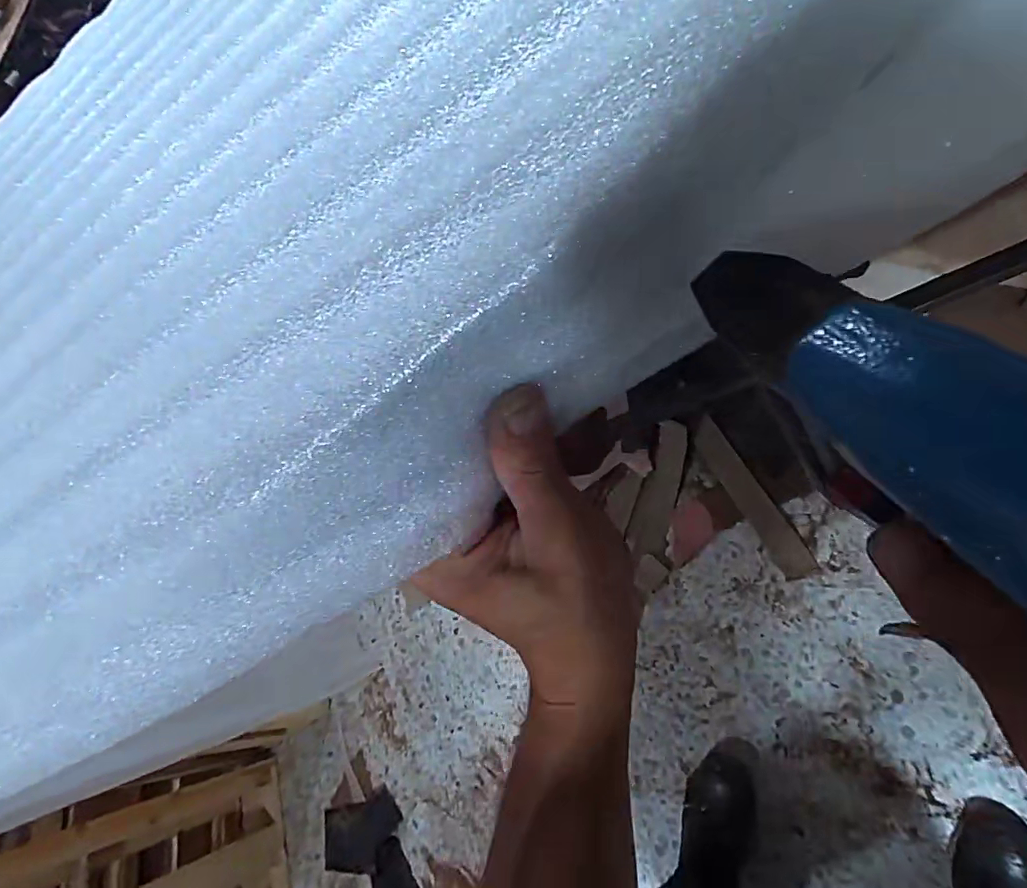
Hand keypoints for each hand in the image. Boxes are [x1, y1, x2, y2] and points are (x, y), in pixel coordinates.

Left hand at [412, 385, 639, 727]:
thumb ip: (530, 467)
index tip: (472, 370)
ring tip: (567, 406)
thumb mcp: (556, 532)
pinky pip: (514, 472)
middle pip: (460, 455)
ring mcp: (472, 524)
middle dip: (501, 419)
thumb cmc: (577, 608)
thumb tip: (514, 397)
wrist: (601, 656)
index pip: (425, 465)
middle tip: (533, 378)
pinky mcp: (500, 519)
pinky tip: (579, 436)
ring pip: (492, 458)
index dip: (449, 416)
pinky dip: (546, 453)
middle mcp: (441, 530)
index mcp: (434, 544)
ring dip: (533, 434)